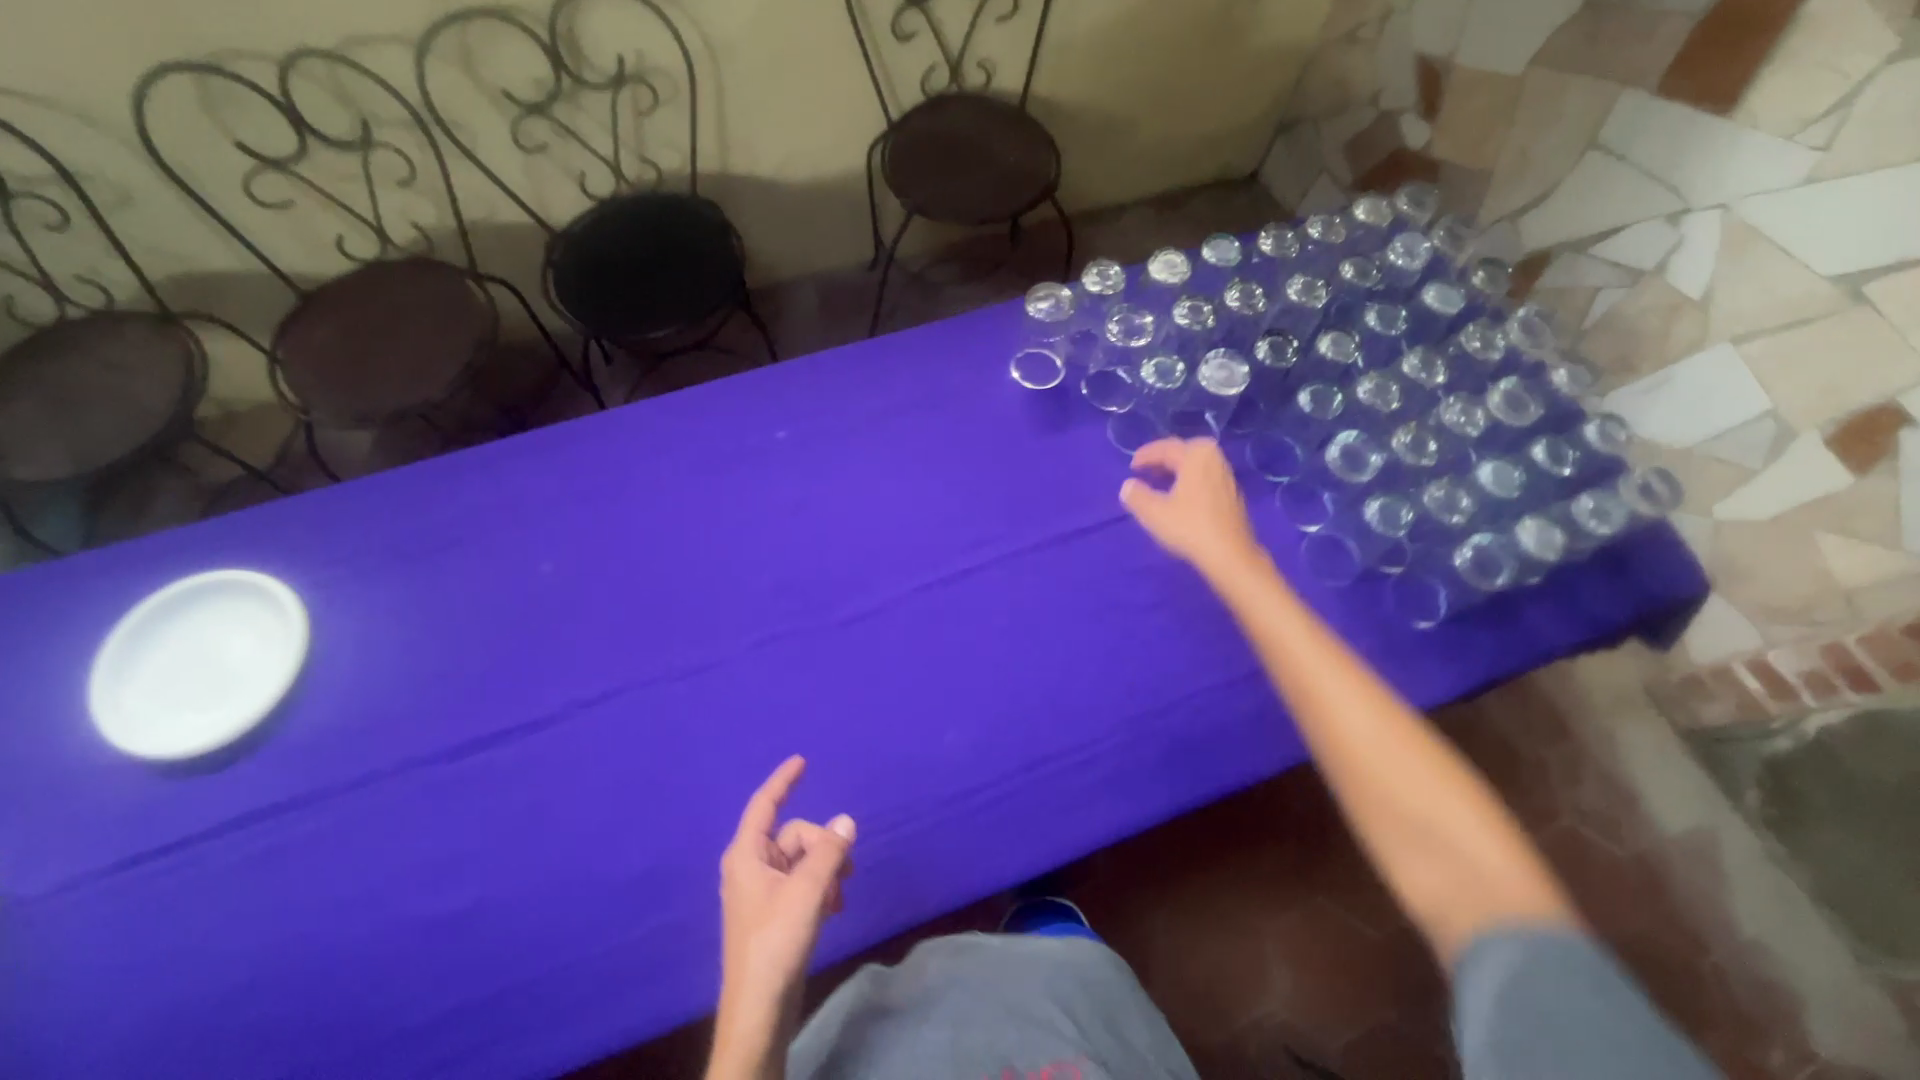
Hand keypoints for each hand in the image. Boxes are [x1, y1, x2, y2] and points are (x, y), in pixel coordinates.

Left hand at [717, 756, 854, 1026]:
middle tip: (846, 871)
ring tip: (838, 899)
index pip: (764, 805)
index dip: (783, 781)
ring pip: (801, 861)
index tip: (802, 760)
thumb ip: (829, 851)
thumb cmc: (776, 939)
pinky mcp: (772, 913)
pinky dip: (819, 889)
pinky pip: (800, 883)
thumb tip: (845, 820)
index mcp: (746, 855)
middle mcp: (750, 867)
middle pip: (794, 836)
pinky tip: (832, 910)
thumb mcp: (808, 890)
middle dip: (823, 846)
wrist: (761, 1002)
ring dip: (825, 871)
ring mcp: (760, 891)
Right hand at [1120, 437, 1264, 575]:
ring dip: (1177, 470)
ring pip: (1196, 465)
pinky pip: (1205, 477)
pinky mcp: (1231, 494)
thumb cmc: (1189, 527)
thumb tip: (1128, 486)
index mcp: (1196, 456)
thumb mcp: (1153, 512)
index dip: (1146, 455)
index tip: (1131, 467)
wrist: (1229, 553)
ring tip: (1160, 482)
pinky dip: (1190, 480)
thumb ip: (1136, 495)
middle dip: (1163, 458)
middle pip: (1184, 451)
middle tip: (1146, 470)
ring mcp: (1226, 476)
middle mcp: (1214, 459)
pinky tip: (1181, 497)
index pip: (1166, 447)